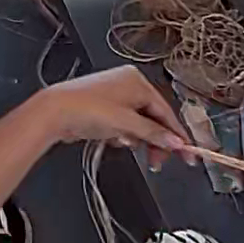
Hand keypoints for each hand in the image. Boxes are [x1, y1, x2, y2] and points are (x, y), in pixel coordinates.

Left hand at [30, 66, 189, 169]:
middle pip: (152, 116)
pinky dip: (124, 134)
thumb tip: (176, 142)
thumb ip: (154, 134)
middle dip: (155, 139)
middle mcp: (127, 83)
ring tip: (128, 145)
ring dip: (138, 138)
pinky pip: (124, 123)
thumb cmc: (88, 109)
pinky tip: (115, 140)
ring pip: (138, 122)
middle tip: (158, 162)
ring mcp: (115, 94)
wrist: (56, 111)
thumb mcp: (127, 124)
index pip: (165, 110)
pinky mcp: (104, 106)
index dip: (176, 134)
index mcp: (137, 80)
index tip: (187, 154)